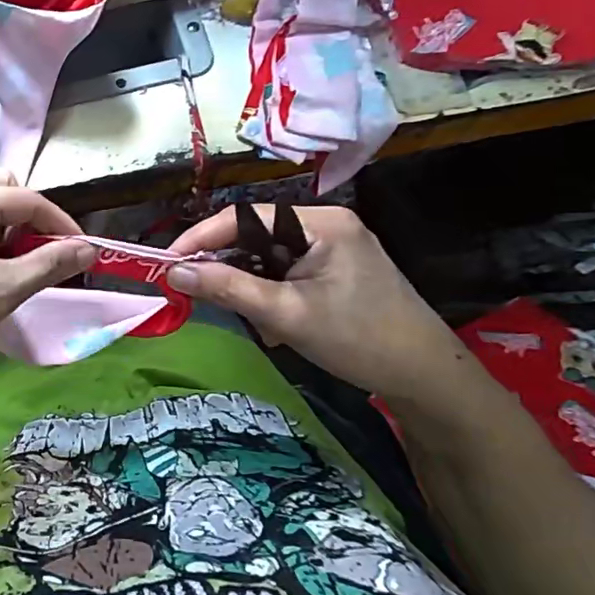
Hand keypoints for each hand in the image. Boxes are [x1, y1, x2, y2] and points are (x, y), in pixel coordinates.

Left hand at [0, 171, 95, 436]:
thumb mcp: (2, 293)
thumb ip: (49, 265)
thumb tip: (89, 249)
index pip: (27, 199)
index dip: (61, 225)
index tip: (84, 253)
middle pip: (3, 189)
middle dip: (31, 219)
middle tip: (40, 258)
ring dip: (7, 228)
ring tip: (13, 269)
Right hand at [166, 205, 469, 402]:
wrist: (426, 376)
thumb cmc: (358, 340)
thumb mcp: (285, 314)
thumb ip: (228, 288)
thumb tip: (174, 272)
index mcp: (320, 223)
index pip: (244, 218)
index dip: (201, 237)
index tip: (168, 263)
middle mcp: (326, 224)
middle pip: (255, 236)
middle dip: (230, 270)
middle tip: (206, 299)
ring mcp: (334, 246)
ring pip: (268, 258)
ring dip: (253, 289)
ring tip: (262, 326)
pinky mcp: (337, 268)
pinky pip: (287, 272)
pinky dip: (272, 297)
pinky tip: (279, 326)